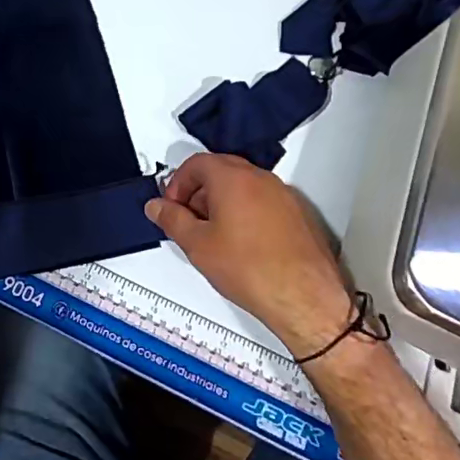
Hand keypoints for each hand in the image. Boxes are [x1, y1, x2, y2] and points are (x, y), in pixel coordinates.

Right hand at [144, 153, 353, 358]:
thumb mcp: (197, 245)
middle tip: (187, 218)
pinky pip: (263, 200)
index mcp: (233, 179)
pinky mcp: (296, 213)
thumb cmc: (254, 270)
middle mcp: (260, 179)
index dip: (177, 183)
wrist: (302, 296)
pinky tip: (240, 243)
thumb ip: (172, 220)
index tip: (171, 205)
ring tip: (212, 235)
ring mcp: (282, 194)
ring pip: (243, 185)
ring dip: (222, 200)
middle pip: (220, 169)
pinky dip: (245, 210)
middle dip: (198, 190)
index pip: (197, 162)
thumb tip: (158, 207)